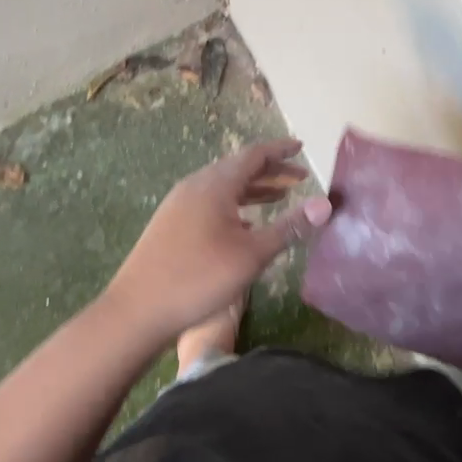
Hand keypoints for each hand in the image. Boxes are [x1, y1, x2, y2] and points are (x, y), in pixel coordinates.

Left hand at [104, 140, 331, 339]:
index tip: (302, 148)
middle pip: (238, 168)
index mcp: (215, 184)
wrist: (135, 313)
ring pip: (224, 187)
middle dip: (271, 171)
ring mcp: (179, 204)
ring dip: (253, 189)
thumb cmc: (198, 278)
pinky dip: (235, 205)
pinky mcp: (170, 224)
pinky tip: (245, 225)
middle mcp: (196, 185)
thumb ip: (289, 227)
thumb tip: (326, 204)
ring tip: (279, 197)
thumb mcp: (252, 255)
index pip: (254, 155)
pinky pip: (210, 202)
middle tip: (299, 179)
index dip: (280, 150)